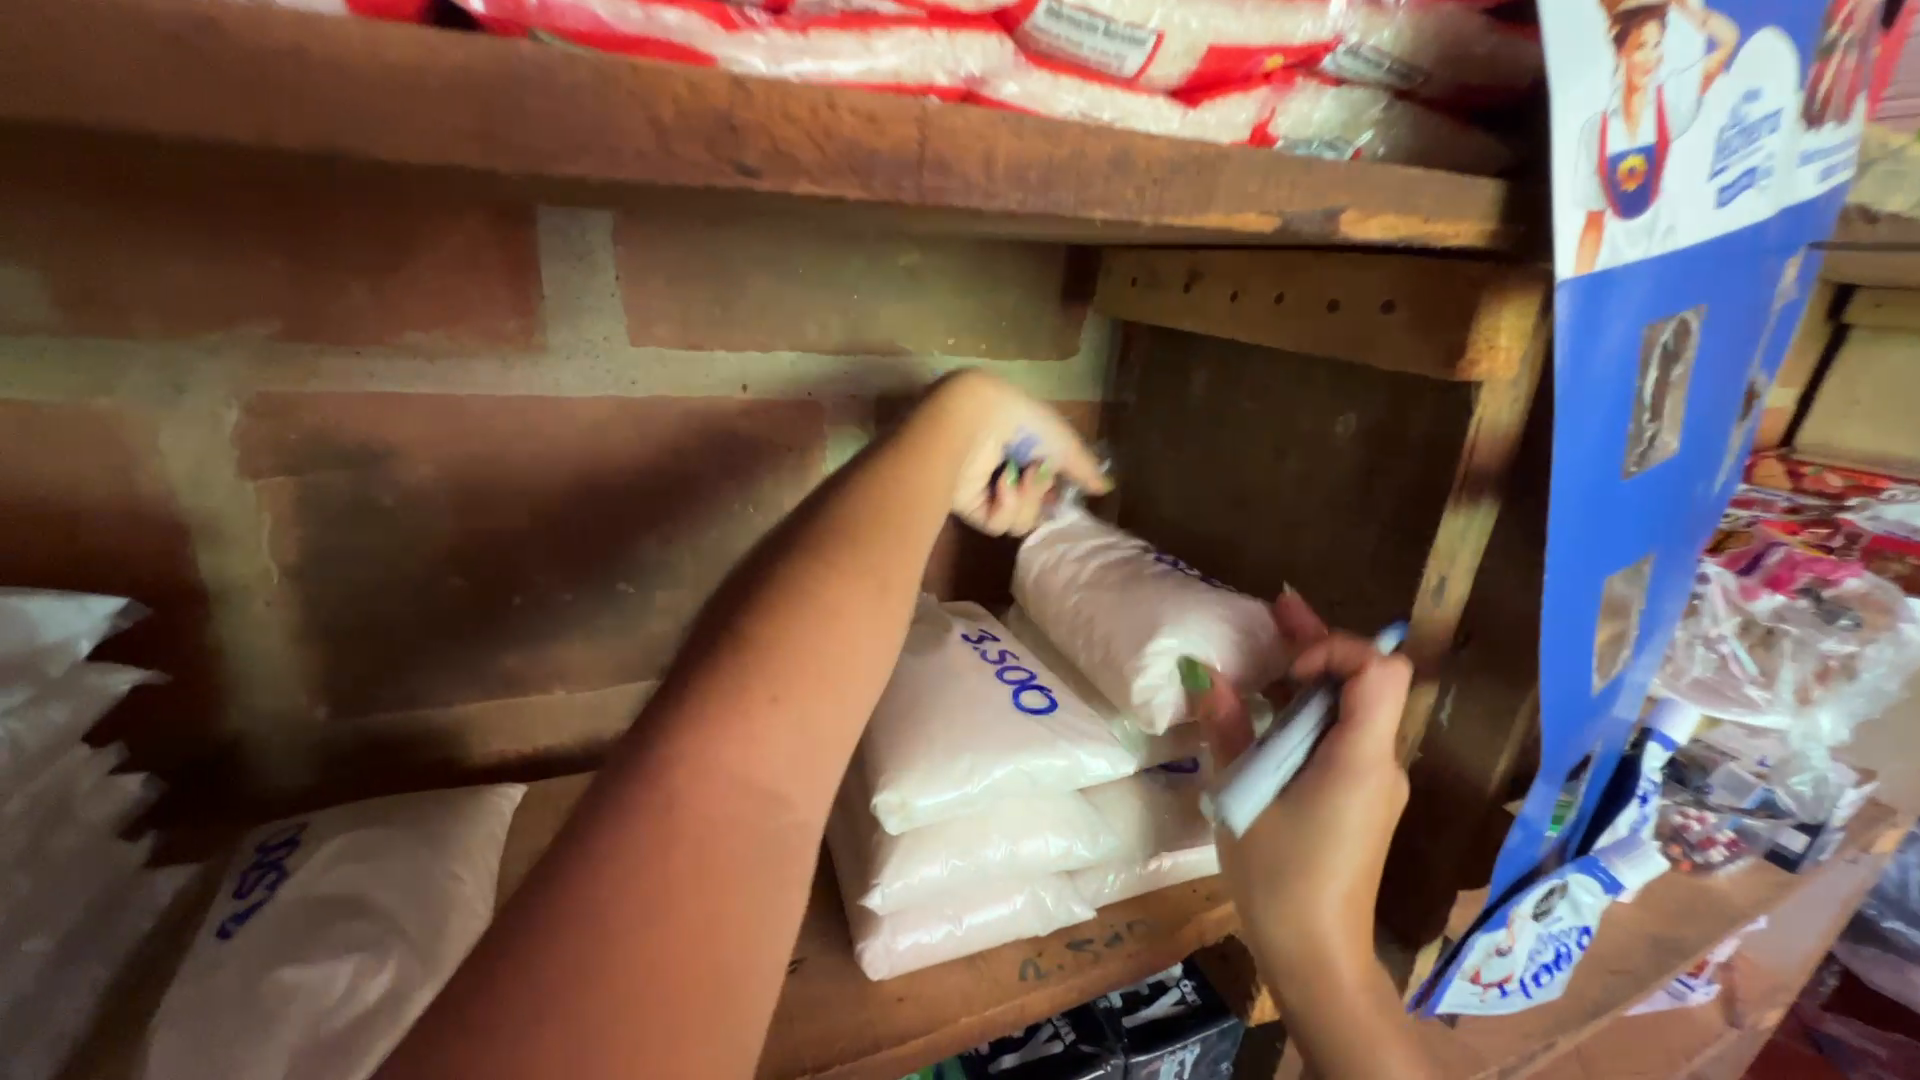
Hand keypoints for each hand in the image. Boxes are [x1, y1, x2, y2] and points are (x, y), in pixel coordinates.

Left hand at [914, 370, 1111, 535]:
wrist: (976, 419)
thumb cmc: (1023, 422)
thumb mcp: (1063, 442)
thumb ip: (1084, 467)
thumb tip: (1104, 488)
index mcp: (1025, 454)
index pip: (1048, 487)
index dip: (1058, 491)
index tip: (1065, 487)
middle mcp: (1007, 473)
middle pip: (1037, 509)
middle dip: (1041, 494)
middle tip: (1035, 473)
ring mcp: (987, 492)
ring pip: (1021, 521)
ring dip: (1025, 500)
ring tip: (1016, 475)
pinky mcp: (970, 507)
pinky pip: (998, 525)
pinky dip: (1004, 506)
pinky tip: (1000, 483)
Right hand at [1186, 591, 1412, 988]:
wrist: (1315, 956)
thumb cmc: (1279, 878)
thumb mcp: (1241, 797)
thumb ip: (1227, 729)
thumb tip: (1205, 674)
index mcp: (1360, 759)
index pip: (1381, 672)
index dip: (1336, 648)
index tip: (1286, 667)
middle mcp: (1379, 763)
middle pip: (1368, 682)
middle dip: (1320, 644)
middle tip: (1275, 610)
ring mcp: (1372, 782)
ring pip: (1354, 709)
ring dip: (1312, 676)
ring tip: (1267, 649)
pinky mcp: (1358, 798)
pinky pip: (1343, 737)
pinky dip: (1311, 712)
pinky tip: (1272, 709)